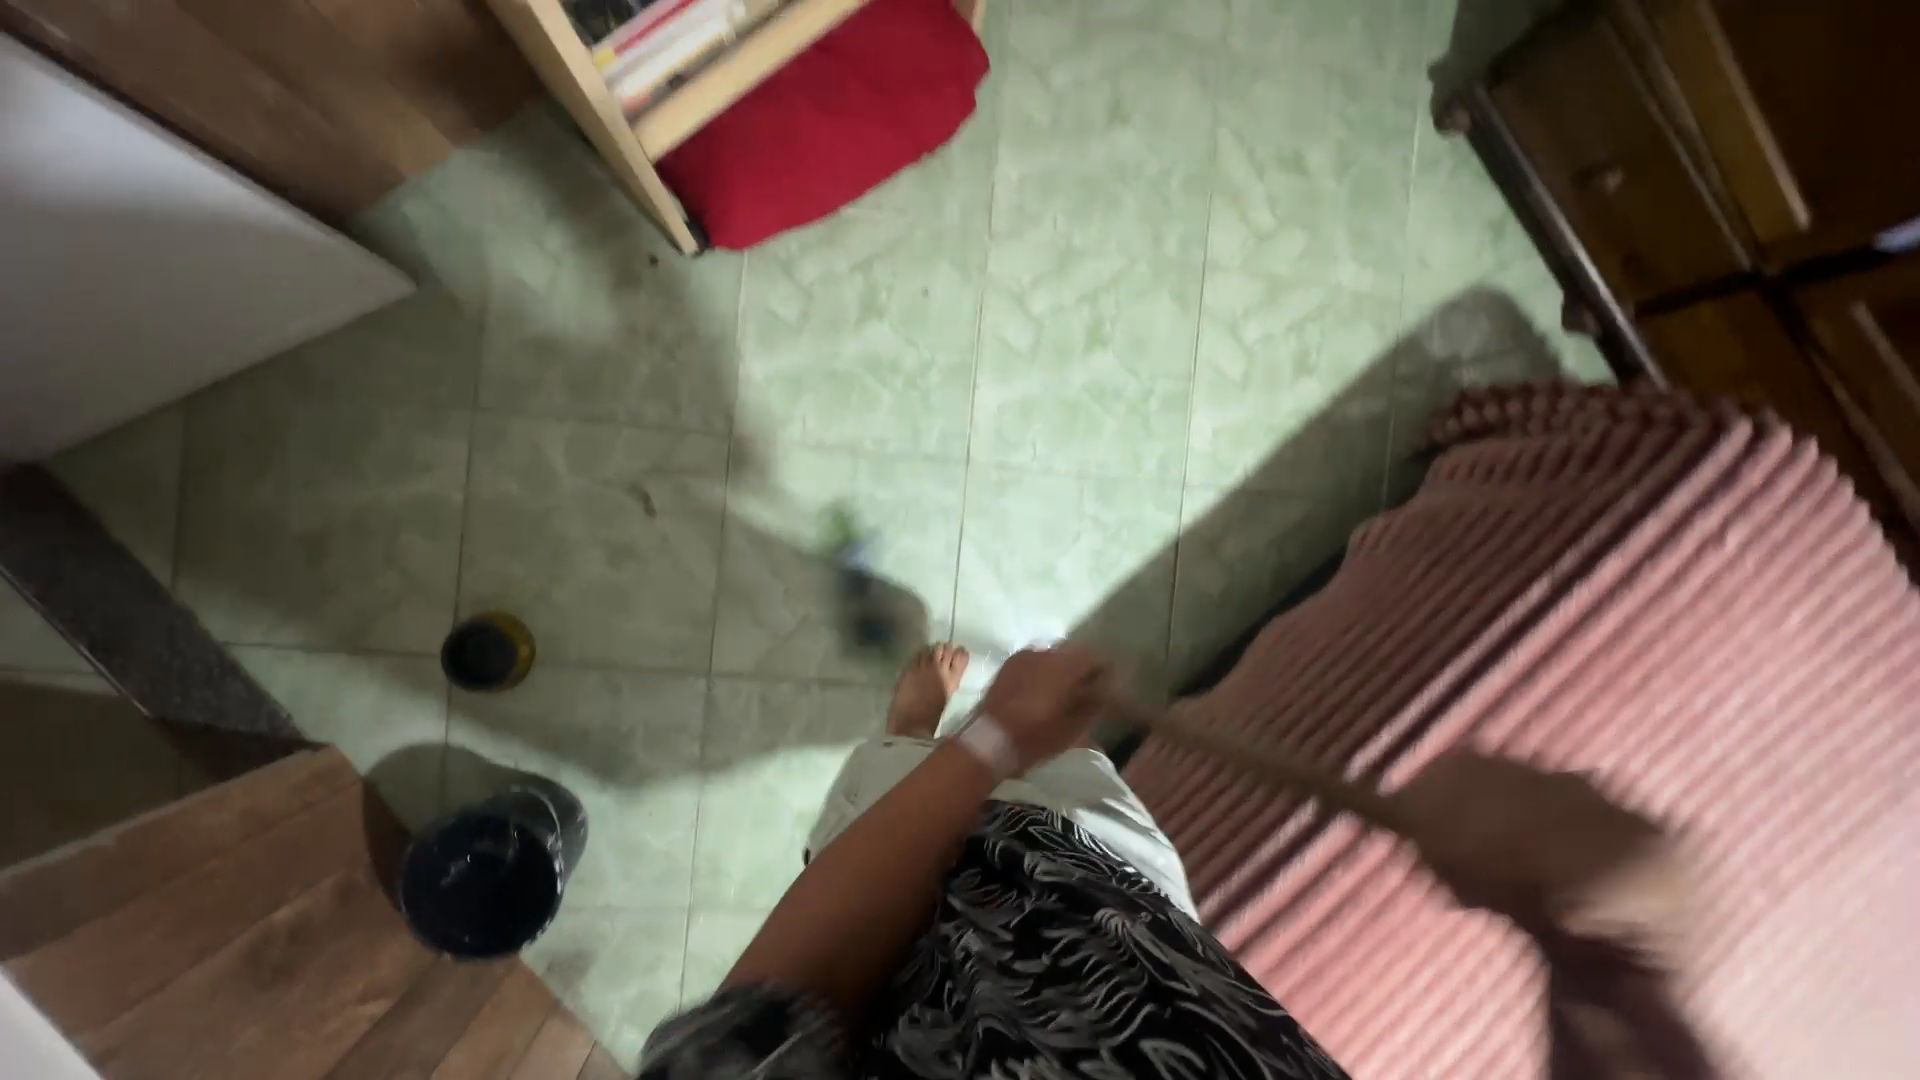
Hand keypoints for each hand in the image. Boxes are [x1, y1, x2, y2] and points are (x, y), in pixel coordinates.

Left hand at [977, 645, 1111, 772]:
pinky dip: (1043, 669)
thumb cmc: (1033, 738)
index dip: (1104, 670)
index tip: (1107, 686)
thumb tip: (1106, 690)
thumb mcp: (1071, 729)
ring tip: (1063, 691)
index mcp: (1064, 668)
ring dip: (1062, 668)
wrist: (987, 741)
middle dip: (1083, 668)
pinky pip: (1035, 659)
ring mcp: (1024, 656)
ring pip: (1053, 655)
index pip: (1094, 657)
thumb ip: (1093, 704)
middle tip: (1087, 690)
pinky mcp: (1009, 663)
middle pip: (1074, 653)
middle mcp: (1045, 654)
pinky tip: (1042, 688)